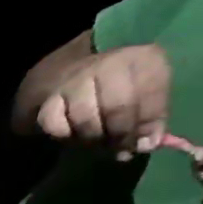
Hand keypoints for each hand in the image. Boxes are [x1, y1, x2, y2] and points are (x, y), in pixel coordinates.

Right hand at [35, 43, 171, 158]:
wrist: (79, 79)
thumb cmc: (123, 92)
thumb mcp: (148, 98)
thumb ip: (152, 119)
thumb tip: (146, 145)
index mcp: (142, 58)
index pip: (151, 88)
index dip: (149, 121)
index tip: (146, 141)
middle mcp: (108, 63)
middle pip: (117, 105)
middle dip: (120, 133)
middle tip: (120, 145)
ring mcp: (75, 81)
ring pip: (85, 118)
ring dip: (94, 138)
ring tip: (99, 141)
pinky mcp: (50, 100)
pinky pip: (57, 127)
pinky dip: (67, 137)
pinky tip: (76, 136)